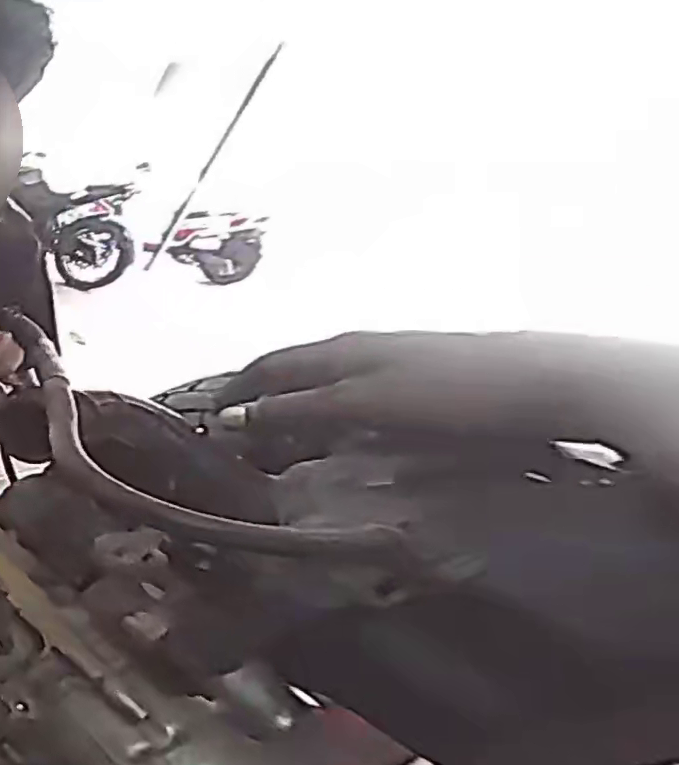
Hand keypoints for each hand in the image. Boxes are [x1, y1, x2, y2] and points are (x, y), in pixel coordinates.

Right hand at [215, 331, 675, 439]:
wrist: (554, 384)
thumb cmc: (445, 393)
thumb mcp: (352, 405)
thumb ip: (289, 410)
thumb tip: (231, 417)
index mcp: (336, 349)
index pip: (266, 366)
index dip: (234, 388)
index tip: (210, 412)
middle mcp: (360, 346)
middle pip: (294, 367)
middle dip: (261, 388)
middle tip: (239, 415)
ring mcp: (395, 356)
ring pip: (325, 375)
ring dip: (295, 395)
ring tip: (281, 419)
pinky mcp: (424, 372)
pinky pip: (355, 385)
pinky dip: (330, 401)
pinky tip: (338, 418)